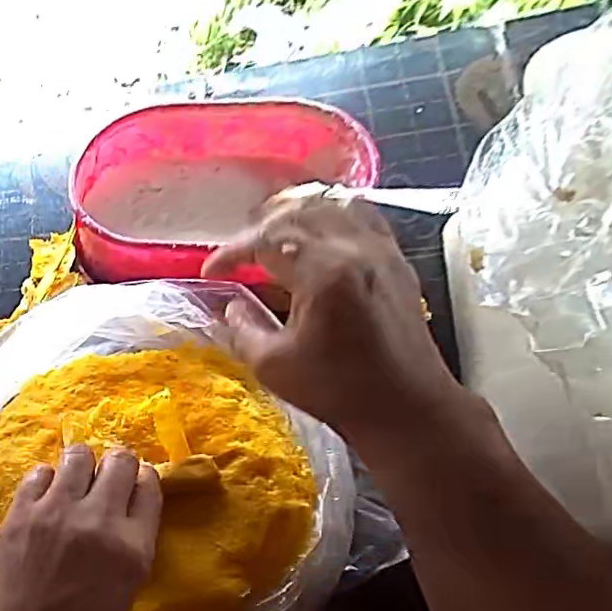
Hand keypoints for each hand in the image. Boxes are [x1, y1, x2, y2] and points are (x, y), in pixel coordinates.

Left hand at [0, 444, 160, 610]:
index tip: (131, 483)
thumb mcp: (126, 584)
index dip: (141, 479)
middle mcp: (99, 520)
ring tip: (73, 480)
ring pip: (78, 455)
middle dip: (116, 463)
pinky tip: (44, 497)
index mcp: (134, 545)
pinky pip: (39, 472)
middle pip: (120, 460)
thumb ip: (133, 539)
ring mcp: (56, 512)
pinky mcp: (21, 512)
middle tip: (103, 477)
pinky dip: (45, 479)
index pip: (150, 485)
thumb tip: (127, 500)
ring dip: (80, 463)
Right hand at [201, 191, 476, 456]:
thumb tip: (230, 306)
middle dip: (259, 230)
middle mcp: (357, 249)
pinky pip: (360, 219)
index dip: (231, 252)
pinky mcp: (395, 262)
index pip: (268, 241)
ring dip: (295, 218)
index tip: (209, 272)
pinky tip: (312, 243)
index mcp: (324, 273)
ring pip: (334, 207)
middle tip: (235, 255)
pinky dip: (328, 222)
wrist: (402, 403)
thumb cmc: (333, 388)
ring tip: (270, 240)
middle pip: (301, 214)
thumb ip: (243, 327)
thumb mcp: (271, 364)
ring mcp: (382, 251)